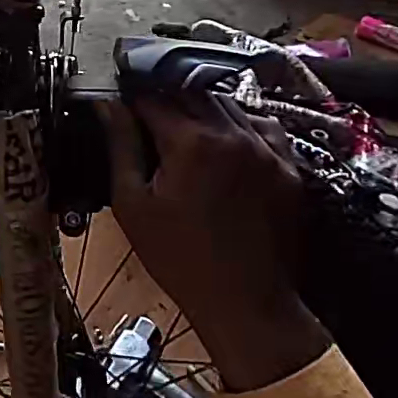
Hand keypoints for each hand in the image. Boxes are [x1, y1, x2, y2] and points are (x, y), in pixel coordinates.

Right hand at [102, 93, 330, 390]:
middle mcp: (233, 136)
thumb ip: (120, 145)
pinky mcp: (288, 167)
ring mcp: (267, 150)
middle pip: (190, 92)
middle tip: (145, 118)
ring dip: (198, 107)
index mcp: (192, 143)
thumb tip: (109, 107)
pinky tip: (221, 140)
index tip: (120, 107)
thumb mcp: (132, 201)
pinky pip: (261, 124)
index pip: (153, 98)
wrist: (246, 304)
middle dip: (163, 99)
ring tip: (179, 130)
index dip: (131, 99)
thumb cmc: (181, 258)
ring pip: (226, 103)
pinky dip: (236, 122)